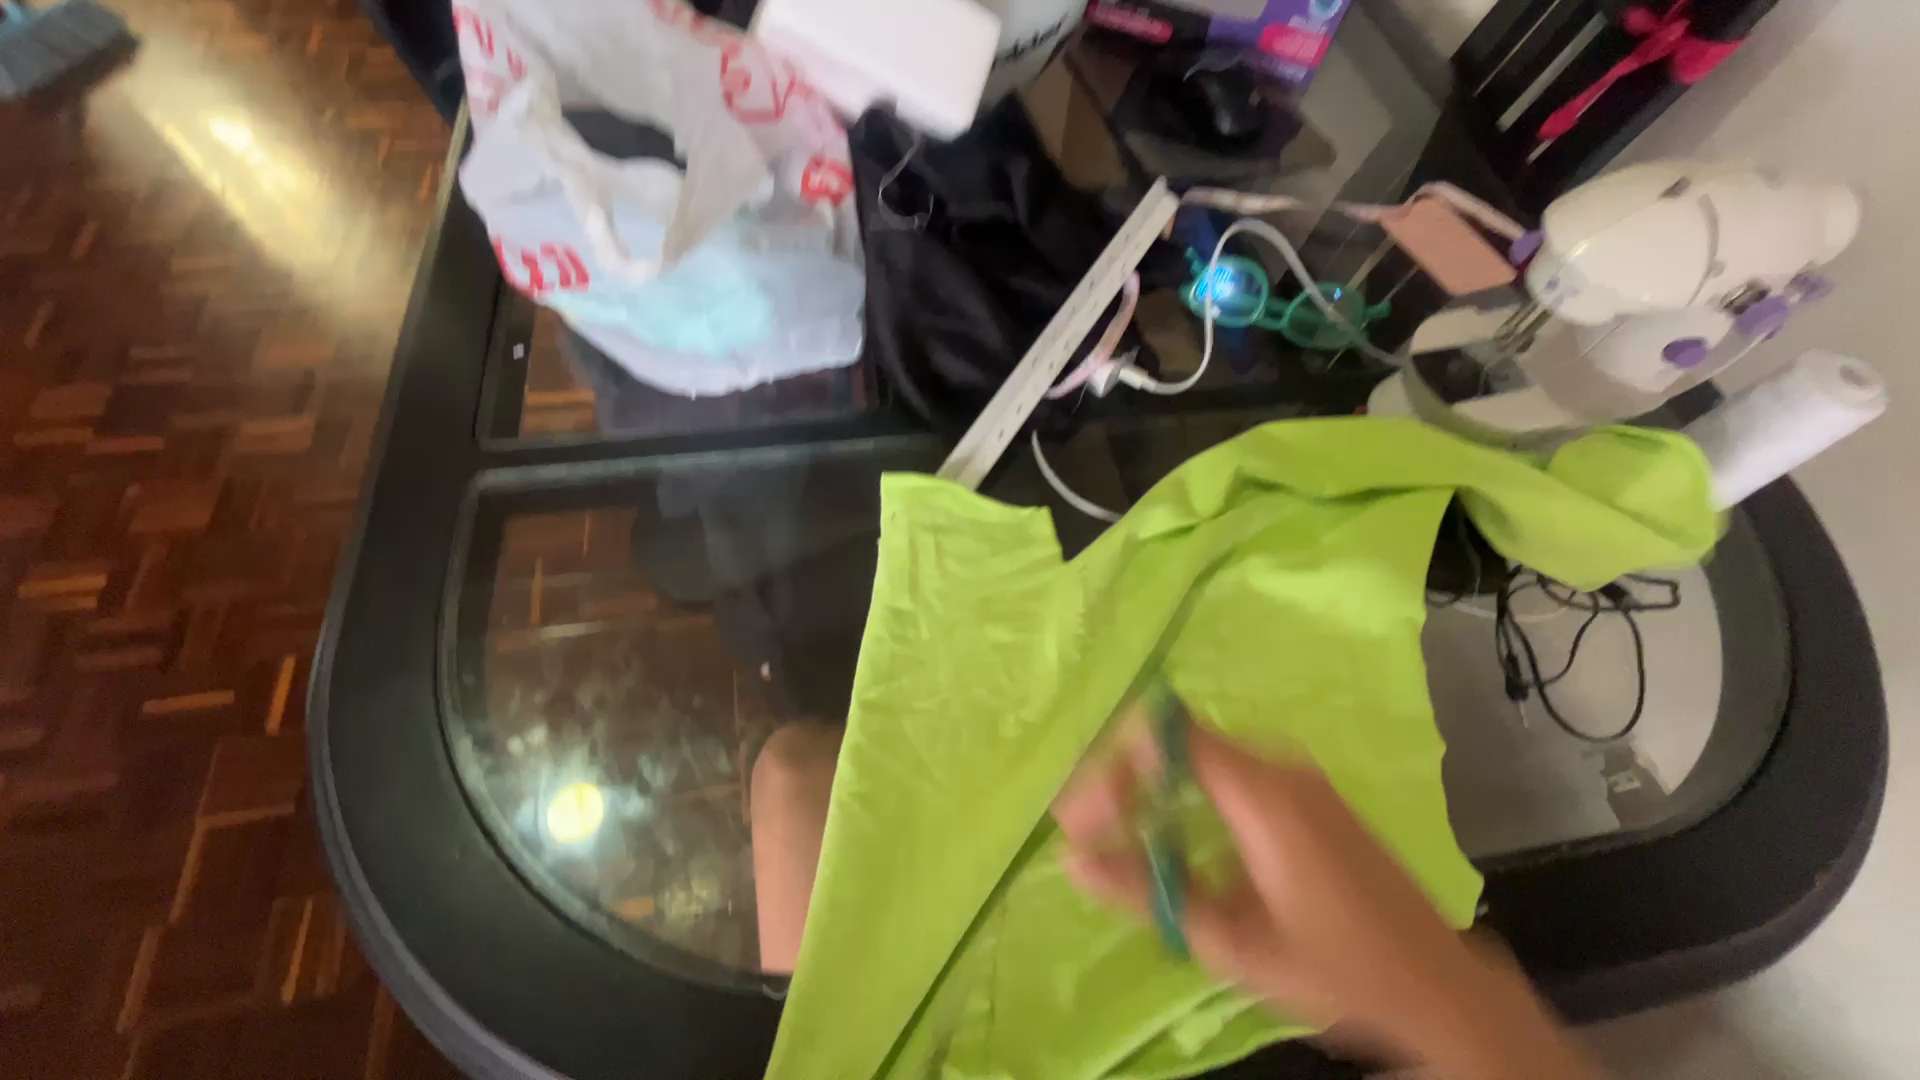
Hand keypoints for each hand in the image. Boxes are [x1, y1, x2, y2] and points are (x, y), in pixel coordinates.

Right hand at [1051, 715, 1600, 1079]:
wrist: (1440, 988)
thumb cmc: (1337, 971)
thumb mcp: (1232, 943)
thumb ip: (1147, 892)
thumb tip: (1071, 858)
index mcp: (1263, 795)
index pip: (1165, 737)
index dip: (1113, 767)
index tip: (1082, 818)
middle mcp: (1279, 768)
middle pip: (1175, 742)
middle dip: (1122, 781)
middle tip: (1087, 831)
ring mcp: (1297, 777)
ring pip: (1198, 757)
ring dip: (1151, 791)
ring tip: (1120, 839)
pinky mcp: (1307, 794)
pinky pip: (1227, 773)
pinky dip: (1186, 797)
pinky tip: (1177, 844)